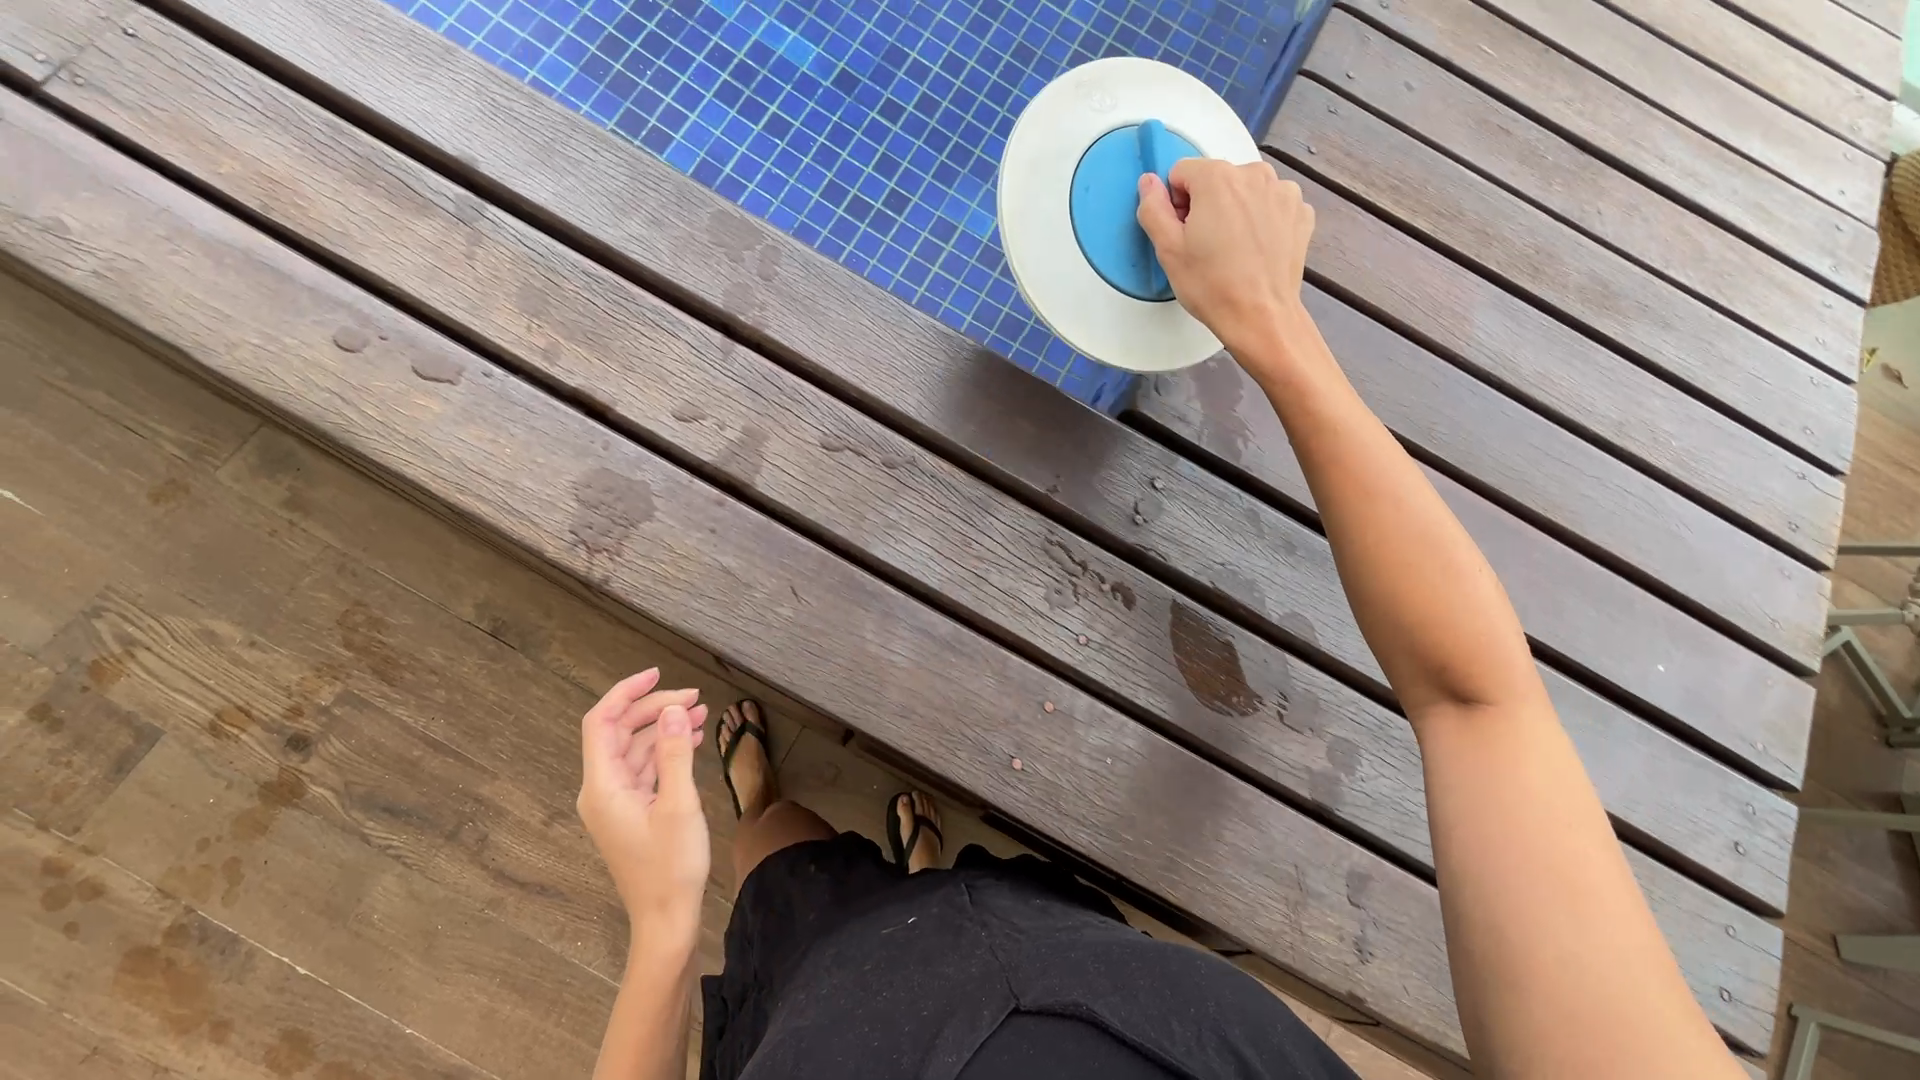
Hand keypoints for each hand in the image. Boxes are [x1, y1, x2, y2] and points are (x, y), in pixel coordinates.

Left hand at [577, 669, 710, 956]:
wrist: (666, 918)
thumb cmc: (671, 866)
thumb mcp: (679, 804)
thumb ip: (675, 752)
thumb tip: (673, 709)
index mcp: (602, 786)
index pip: (602, 722)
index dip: (627, 692)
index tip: (659, 673)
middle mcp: (602, 790)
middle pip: (621, 732)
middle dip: (655, 708)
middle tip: (695, 698)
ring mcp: (616, 802)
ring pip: (635, 749)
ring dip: (664, 728)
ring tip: (702, 712)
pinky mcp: (632, 812)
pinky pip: (645, 768)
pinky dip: (667, 750)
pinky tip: (694, 739)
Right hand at [1137, 159, 1314, 361]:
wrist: (1261, 316)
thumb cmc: (1213, 286)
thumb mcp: (1168, 250)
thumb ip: (1153, 208)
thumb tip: (1148, 183)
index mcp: (1217, 178)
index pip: (1182, 172)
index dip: (1176, 203)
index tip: (1183, 232)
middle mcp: (1254, 174)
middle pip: (1216, 179)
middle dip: (1207, 205)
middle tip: (1205, 246)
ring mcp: (1283, 192)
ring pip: (1244, 191)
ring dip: (1235, 211)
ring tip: (1232, 249)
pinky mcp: (1300, 211)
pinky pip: (1270, 205)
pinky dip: (1261, 221)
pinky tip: (1255, 249)